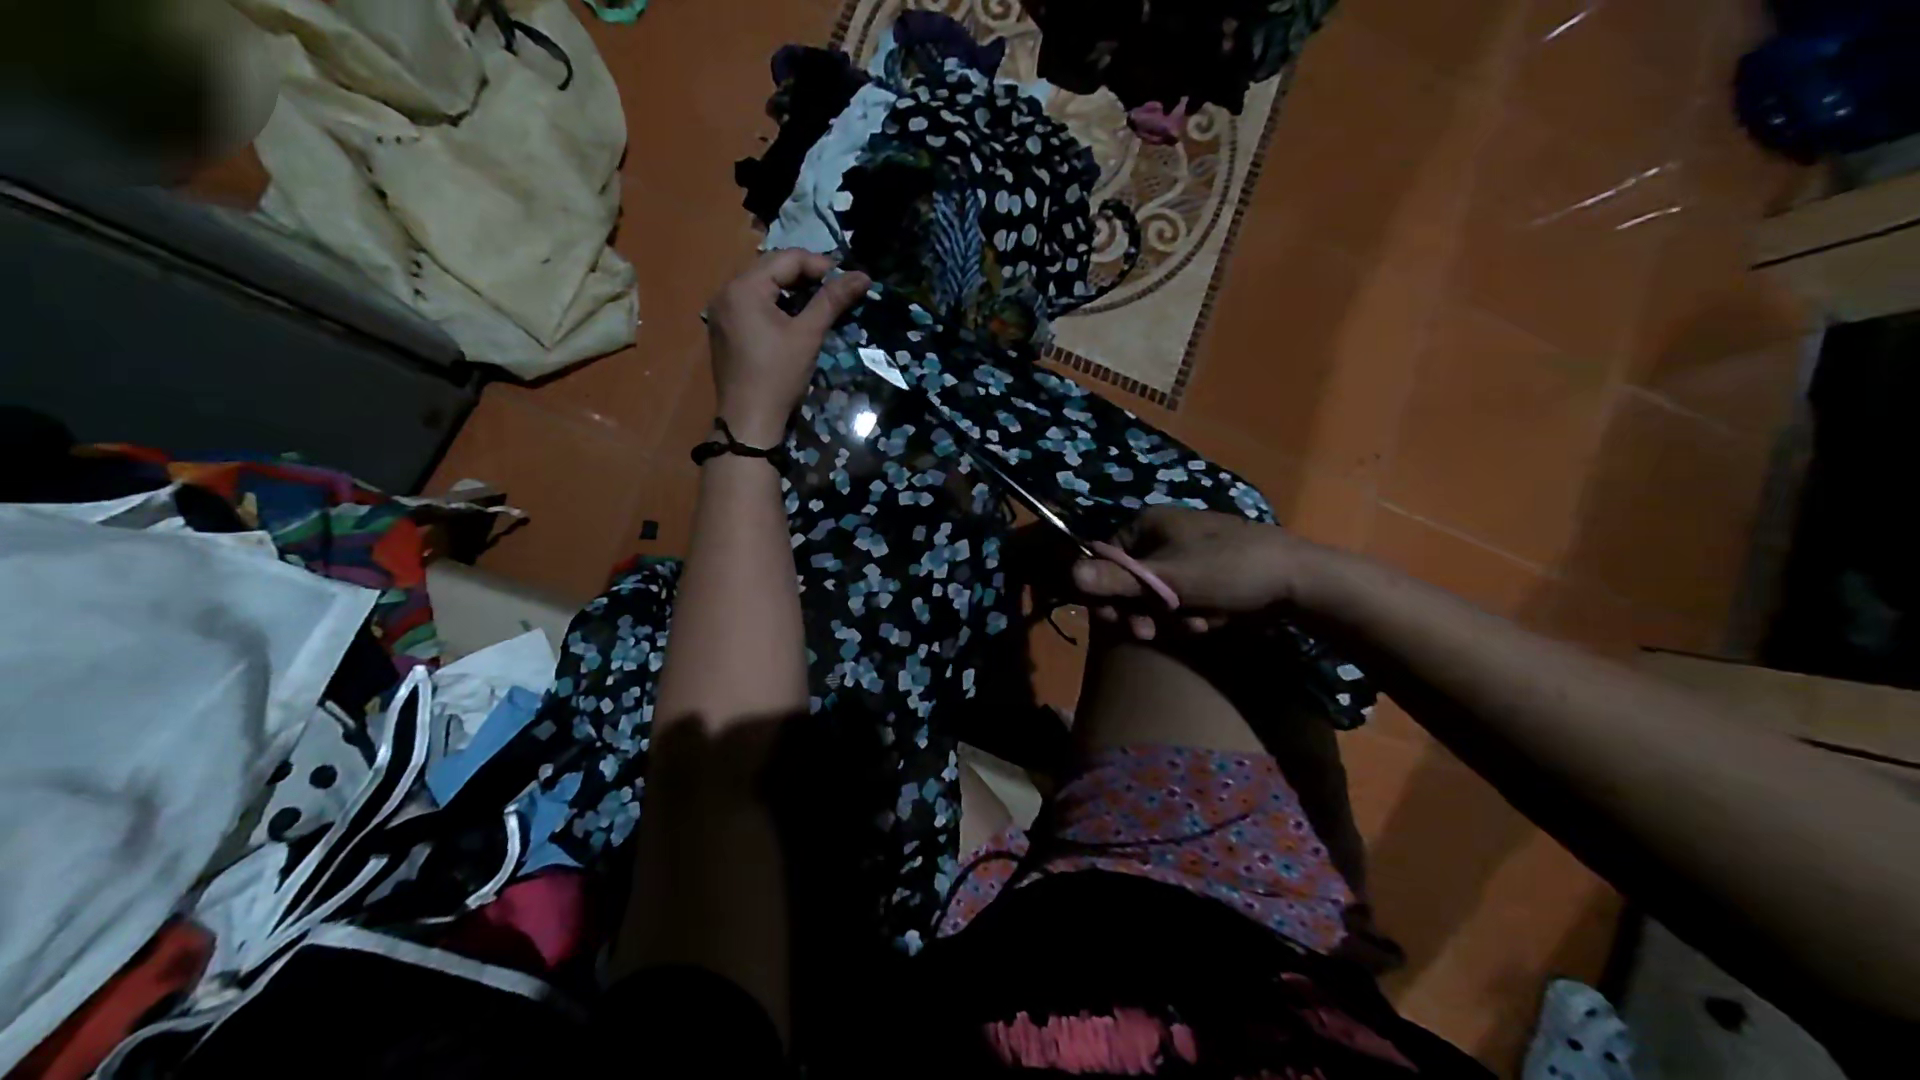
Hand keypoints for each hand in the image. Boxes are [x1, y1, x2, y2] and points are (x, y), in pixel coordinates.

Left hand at [704, 249, 870, 446]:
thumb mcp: (808, 335)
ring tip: (819, 301)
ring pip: (761, 285)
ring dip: (791, 288)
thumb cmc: (778, 376)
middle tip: (836, 288)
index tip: (848, 279)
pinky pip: (752, 303)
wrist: (748, 419)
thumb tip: (862, 276)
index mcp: (743, 287)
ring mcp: (721, 310)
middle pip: (771, 267)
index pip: (787, 258)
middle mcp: (726, 291)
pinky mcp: (724, 328)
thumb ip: (832, 301)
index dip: (820, 264)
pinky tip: (794, 317)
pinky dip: (775, 303)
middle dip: (806, 275)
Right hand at [1071, 507, 1336, 639]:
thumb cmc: (1228, 571)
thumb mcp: (1168, 580)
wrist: (1300, 580)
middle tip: (1152, 632)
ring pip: (1160, 594)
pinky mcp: (1212, 571)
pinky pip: (1186, 597)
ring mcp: (1191, 552)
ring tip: (1198, 624)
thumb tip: (1068, 573)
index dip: (1106, 591)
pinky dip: (1195, 613)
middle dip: (1144, 610)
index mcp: (1149, 523)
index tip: (1115, 619)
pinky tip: (1213, 620)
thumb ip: (1118, 580)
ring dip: (1173, 617)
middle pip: (1132, 579)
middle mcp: (1166, 533)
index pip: (1106, 558)